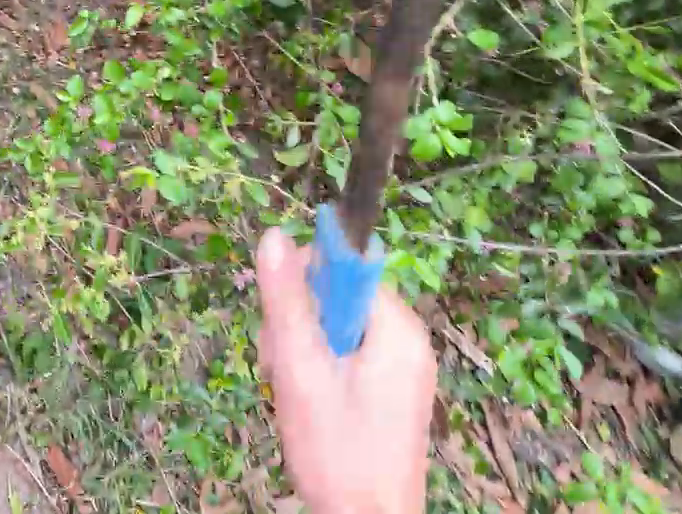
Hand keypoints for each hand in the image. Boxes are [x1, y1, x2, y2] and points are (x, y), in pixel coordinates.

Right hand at [254, 228, 436, 513]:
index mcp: (398, 328)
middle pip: (337, 295)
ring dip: (301, 345)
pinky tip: (304, 394)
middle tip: (282, 365)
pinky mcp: (390, 387)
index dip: (306, 283)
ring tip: (290, 386)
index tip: (283, 321)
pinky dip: (316, 364)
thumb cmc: (335, 449)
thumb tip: (273, 233)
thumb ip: (286, 300)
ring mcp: (401, 365)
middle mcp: (408, 338)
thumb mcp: (300, 368)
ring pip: (334, 322)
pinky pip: (345, 349)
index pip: (345, 266)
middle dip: (298, 322)